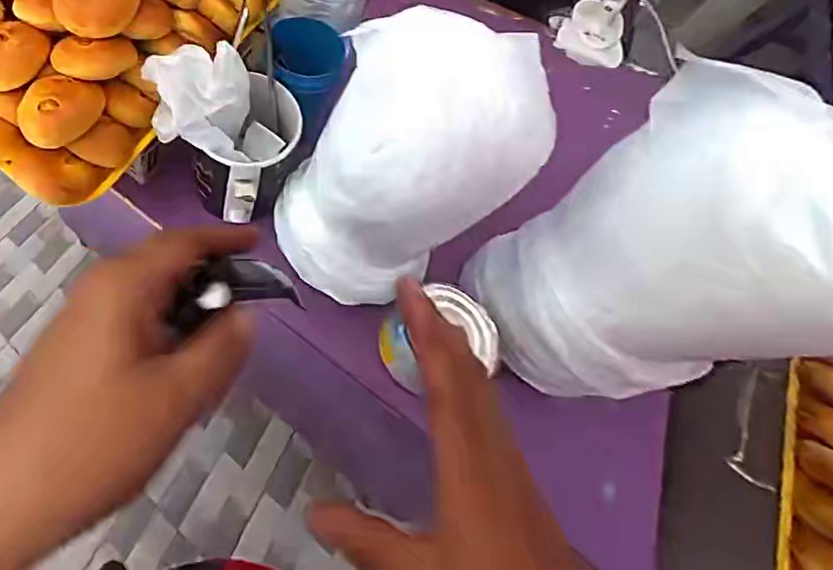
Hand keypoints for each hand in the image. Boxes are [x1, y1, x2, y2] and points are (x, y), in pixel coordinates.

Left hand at [0, 227, 256, 569]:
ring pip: (149, 293)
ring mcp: (84, 312)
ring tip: (216, 347)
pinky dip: (163, 328)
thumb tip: (246, 313)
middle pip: (165, 263)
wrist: (4, 488)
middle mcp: (101, 284)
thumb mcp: (173, 398)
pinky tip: (175, 369)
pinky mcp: (76, 340)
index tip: (258, 241)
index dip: (224, 238)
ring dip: (186, 309)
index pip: (183, 241)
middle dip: (208, 278)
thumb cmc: (95, 438)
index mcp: (124, 283)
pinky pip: (131, 315)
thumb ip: (218, 350)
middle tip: (246, 306)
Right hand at [308, 278, 575, 569]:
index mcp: (465, 458)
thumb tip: (314, 511)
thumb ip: (368, 538)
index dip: (426, 329)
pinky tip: (465, 380)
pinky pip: (490, 403)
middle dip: (441, 325)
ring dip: (457, 346)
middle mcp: (491, 446)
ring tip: (435, 320)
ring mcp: (510, 458)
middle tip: (416, 291)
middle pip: (467, 371)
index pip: (444, 378)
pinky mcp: (518, 473)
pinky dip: (471, 374)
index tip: (409, 290)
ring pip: (482, 385)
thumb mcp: (423, 568)